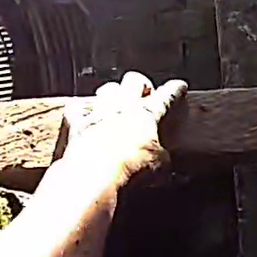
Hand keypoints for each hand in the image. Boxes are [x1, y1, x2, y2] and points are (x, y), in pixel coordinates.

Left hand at [60, 72, 187, 186]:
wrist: (93, 176)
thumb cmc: (132, 168)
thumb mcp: (161, 165)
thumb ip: (163, 157)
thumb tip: (163, 159)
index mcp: (148, 113)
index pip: (166, 95)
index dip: (175, 89)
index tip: (179, 86)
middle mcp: (124, 107)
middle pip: (134, 80)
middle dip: (141, 84)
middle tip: (145, 92)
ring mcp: (100, 113)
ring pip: (108, 89)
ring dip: (113, 93)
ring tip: (117, 100)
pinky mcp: (78, 125)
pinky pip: (77, 108)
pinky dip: (81, 110)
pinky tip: (84, 114)